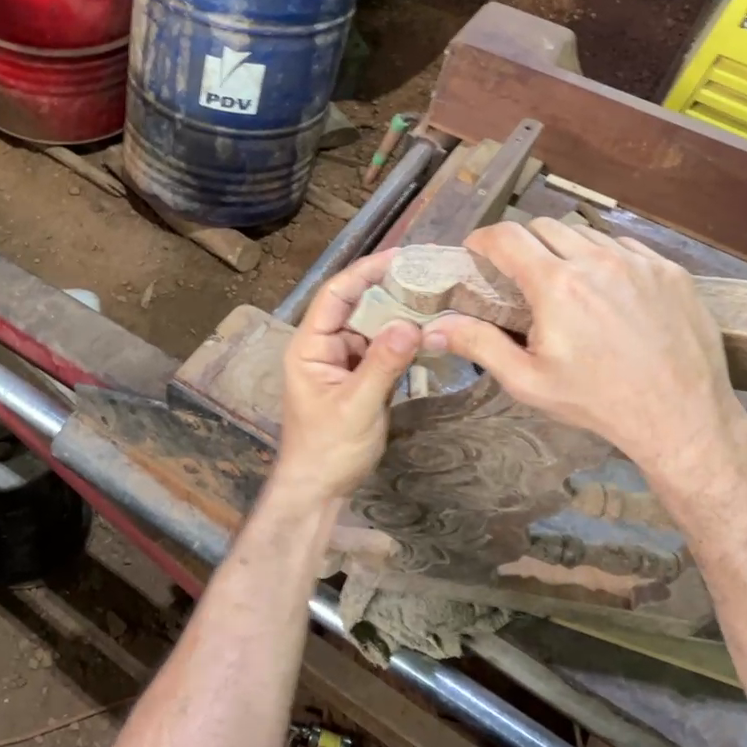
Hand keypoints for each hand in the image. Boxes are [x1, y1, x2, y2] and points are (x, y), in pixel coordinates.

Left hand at [277, 249, 421, 502]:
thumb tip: (410, 323)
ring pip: (372, 327)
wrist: (319, 489)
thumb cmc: (328, 449)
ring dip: (399, 315)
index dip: (364, 273)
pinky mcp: (358, 378)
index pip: (335, 296)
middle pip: (356, 307)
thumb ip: (382, 364)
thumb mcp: (356, 406)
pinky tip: (429, 331)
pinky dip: (402, 341)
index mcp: (310, 346)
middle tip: (429, 275)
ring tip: (436, 297)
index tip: (400, 258)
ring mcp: (341, 363)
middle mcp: (324, 347)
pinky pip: (381, 350)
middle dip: (389, 290)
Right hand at [421, 220, 746, 476]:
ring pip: (585, 232)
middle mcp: (597, 262)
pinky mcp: (670, 271)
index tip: (475, 251)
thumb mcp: (528, 381)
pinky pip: (625, 246)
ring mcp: (639, 262)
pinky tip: (604, 289)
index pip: (507, 236)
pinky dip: (604, 257)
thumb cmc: (597, 402)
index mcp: (557, 286)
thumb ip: (478, 345)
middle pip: (543, 226)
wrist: (681, 418)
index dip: (482, 239)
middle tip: (515, 271)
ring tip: (561, 280)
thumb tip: (433, 329)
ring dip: (563, 247)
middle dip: (521, 242)